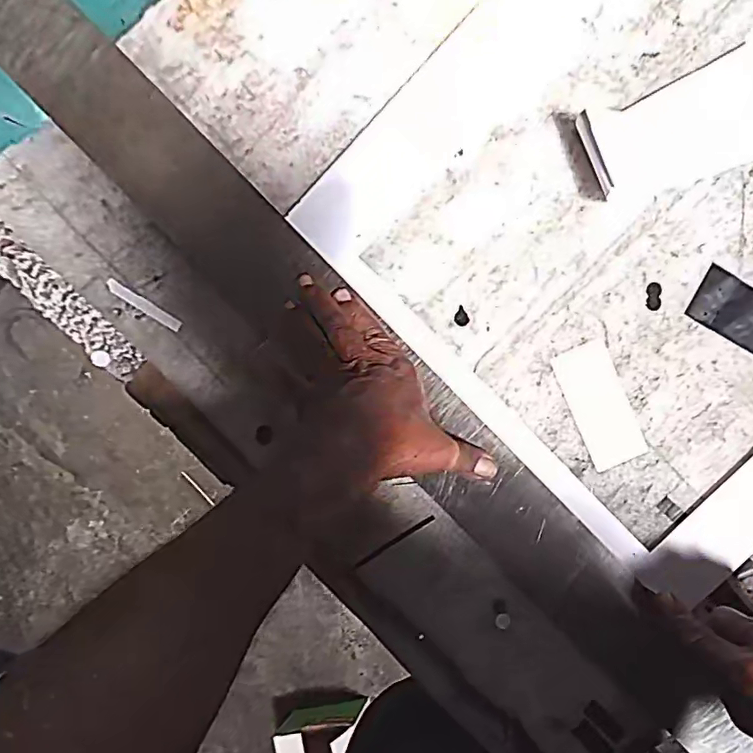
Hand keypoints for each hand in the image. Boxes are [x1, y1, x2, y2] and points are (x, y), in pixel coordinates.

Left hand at [288, 274, 495, 486]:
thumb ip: (464, 456)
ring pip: (308, 345)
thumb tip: (487, 466)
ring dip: (296, 327)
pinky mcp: (307, 402)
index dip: (361, 313)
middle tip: (309, 286)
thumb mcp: (439, 450)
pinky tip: (265, 361)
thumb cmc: (392, 442)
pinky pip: (289, 382)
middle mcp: (356, 369)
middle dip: (323, 306)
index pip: (374, 332)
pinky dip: (275, 371)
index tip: (349, 297)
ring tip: (286, 310)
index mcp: (391, 371)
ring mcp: (328, 383)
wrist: (351, 456)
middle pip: (336, 329)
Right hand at [662, 600, 752, 752]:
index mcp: (749, 674)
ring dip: (747, 638)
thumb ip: (727, 687)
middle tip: (719, 650)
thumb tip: (715, 667)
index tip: (655, 598)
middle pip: (721, 618)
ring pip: (751, 621)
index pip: (697, 636)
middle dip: (714, 631)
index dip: (670, 616)